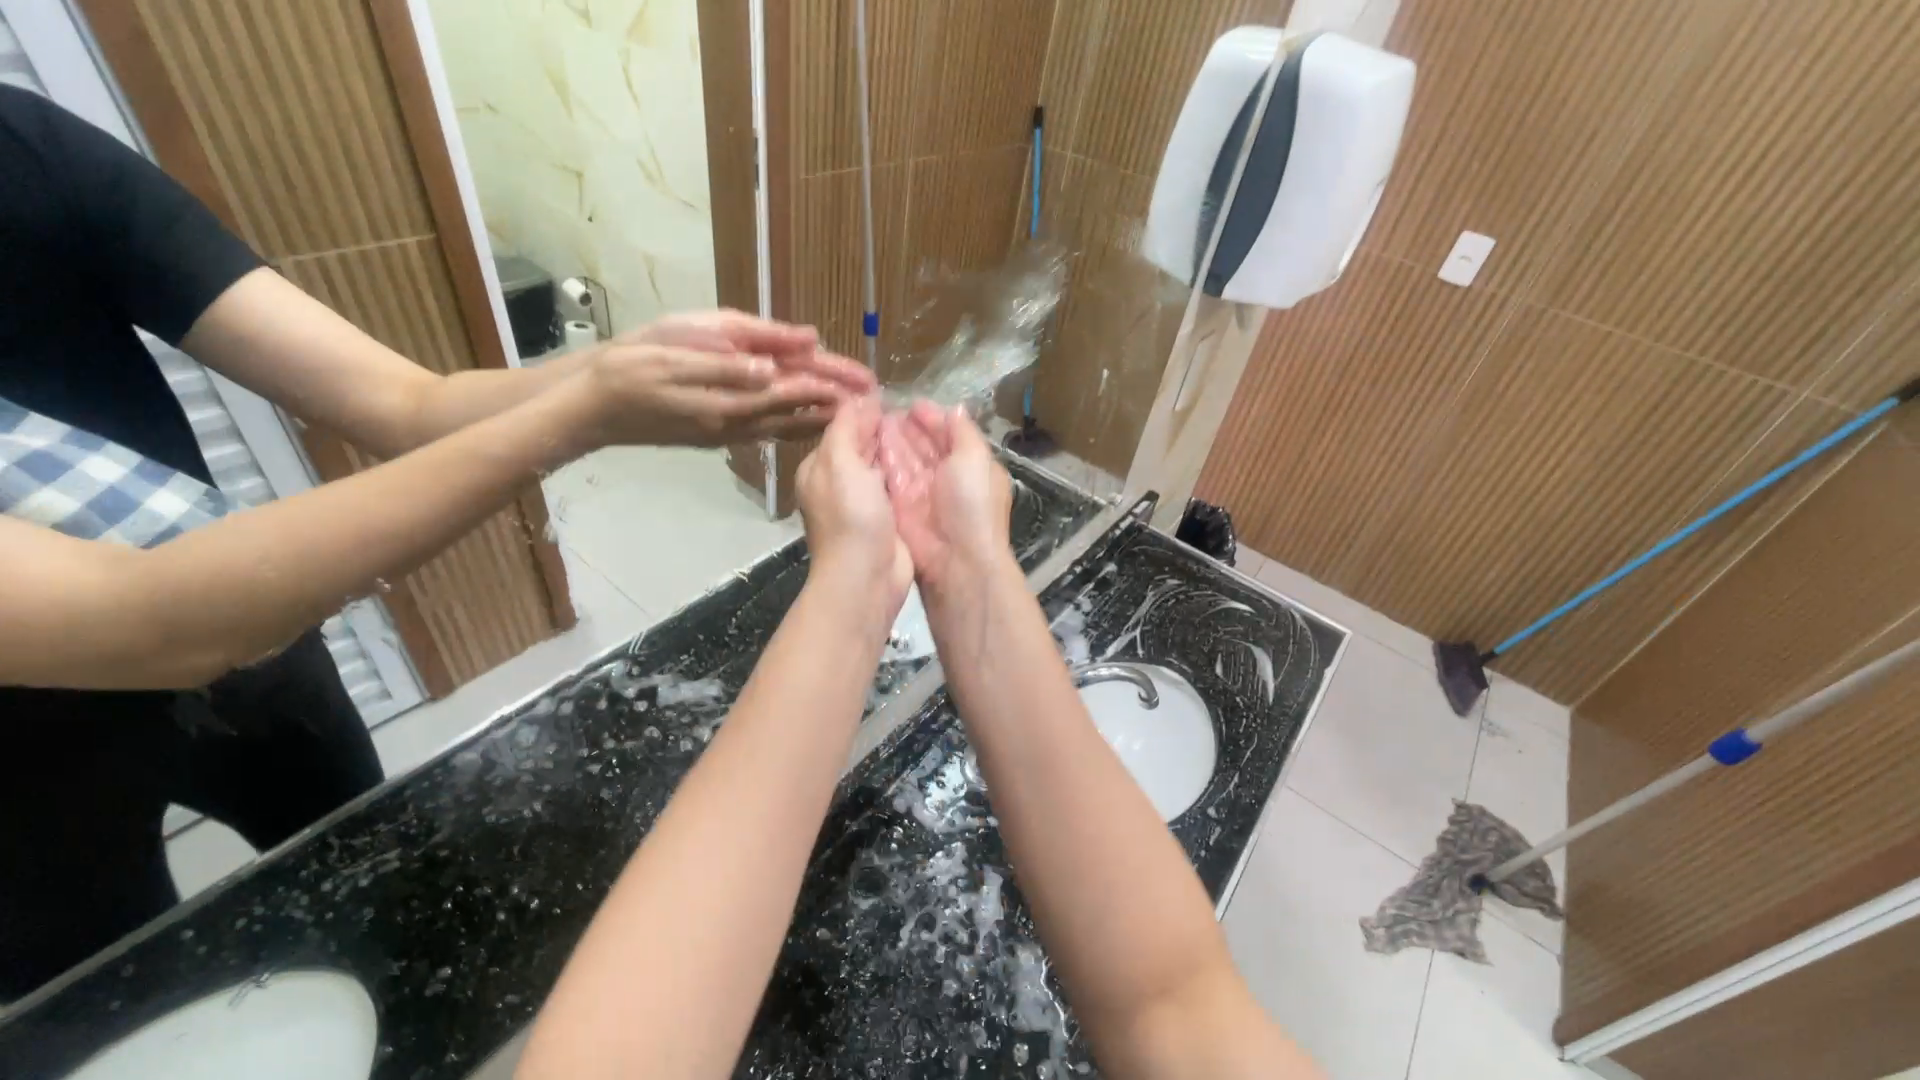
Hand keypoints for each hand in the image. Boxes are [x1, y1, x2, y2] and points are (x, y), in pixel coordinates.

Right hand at [580, 342, 848, 446]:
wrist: (590, 409)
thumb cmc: (626, 372)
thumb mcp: (673, 357)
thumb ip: (726, 365)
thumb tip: (774, 369)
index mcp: (726, 403)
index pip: (788, 394)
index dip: (824, 386)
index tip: (859, 383)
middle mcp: (732, 425)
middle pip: (793, 414)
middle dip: (831, 404)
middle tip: (868, 396)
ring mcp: (723, 433)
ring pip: (781, 427)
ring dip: (816, 417)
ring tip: (848, 409)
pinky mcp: (713, 433)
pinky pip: (764, 430)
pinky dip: (790, 424)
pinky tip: (801, 422)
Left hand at [797, 397, 912, 615]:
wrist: (868, 576)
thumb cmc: (851, 516)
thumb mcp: (840, 463)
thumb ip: (846, 427)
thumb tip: (860, 398)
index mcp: (820, 467)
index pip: (841, 427)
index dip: (862, 408)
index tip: (890, 391)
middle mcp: (840, 482)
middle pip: (863, 443)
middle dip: (884, 427)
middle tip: (915, 408)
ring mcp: (865, 501)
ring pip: (884, 463)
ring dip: (901, 447)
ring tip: (928, 426)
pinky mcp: (889, 516)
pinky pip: (900, 484)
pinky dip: (912, 471)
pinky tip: (931, 457)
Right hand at [877, 401, 1012, 593]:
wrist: (957, 559)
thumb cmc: (972, 504)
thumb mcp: (976, 459)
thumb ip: (964, 432)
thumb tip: (957, 409)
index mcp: (969, 466)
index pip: (948, 435)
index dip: (932, 419)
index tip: (913, 404)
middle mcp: (945, 478)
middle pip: (923, 446)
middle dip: (908, 427)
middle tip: (886, 407)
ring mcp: (921, 492)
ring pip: (903, 458)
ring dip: (891, 438)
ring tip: (873, 417)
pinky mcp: (899, 506)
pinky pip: (889, 476)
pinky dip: (880, 457)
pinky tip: (869, 438)